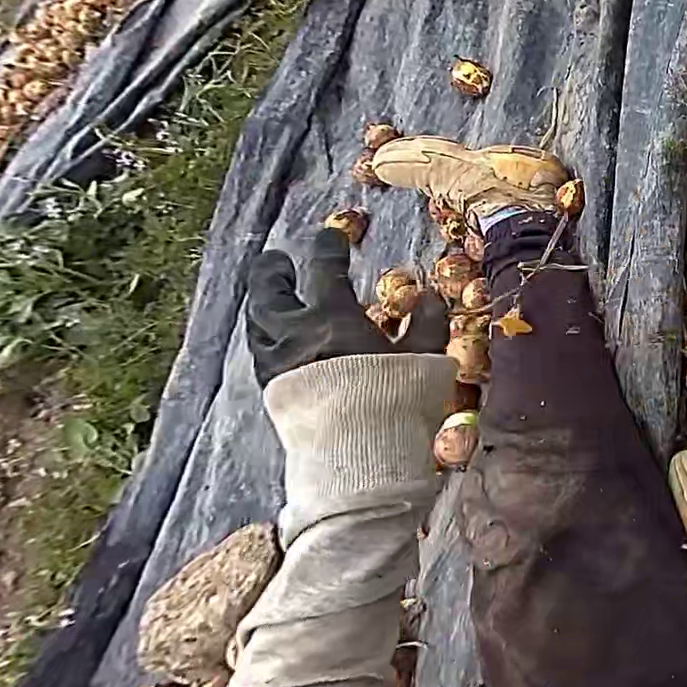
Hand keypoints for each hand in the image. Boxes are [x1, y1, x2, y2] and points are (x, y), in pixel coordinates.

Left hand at [246, 229, 450, 386]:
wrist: (361, 451)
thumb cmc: (396, 397)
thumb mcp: (424, 355)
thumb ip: (427, 322)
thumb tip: (429, 296)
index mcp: (333, 320)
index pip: (325, 271)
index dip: (328, 248)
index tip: (330, 235)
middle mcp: (296, 336)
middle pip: (269, 294)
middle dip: (272, 273)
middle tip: (276, 261)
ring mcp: (279, 364)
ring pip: (258, 325)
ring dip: (262, 303)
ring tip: (269, 297)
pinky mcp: (274, 391)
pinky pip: (261, 353)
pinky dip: (265, 336)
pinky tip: (275, 339)